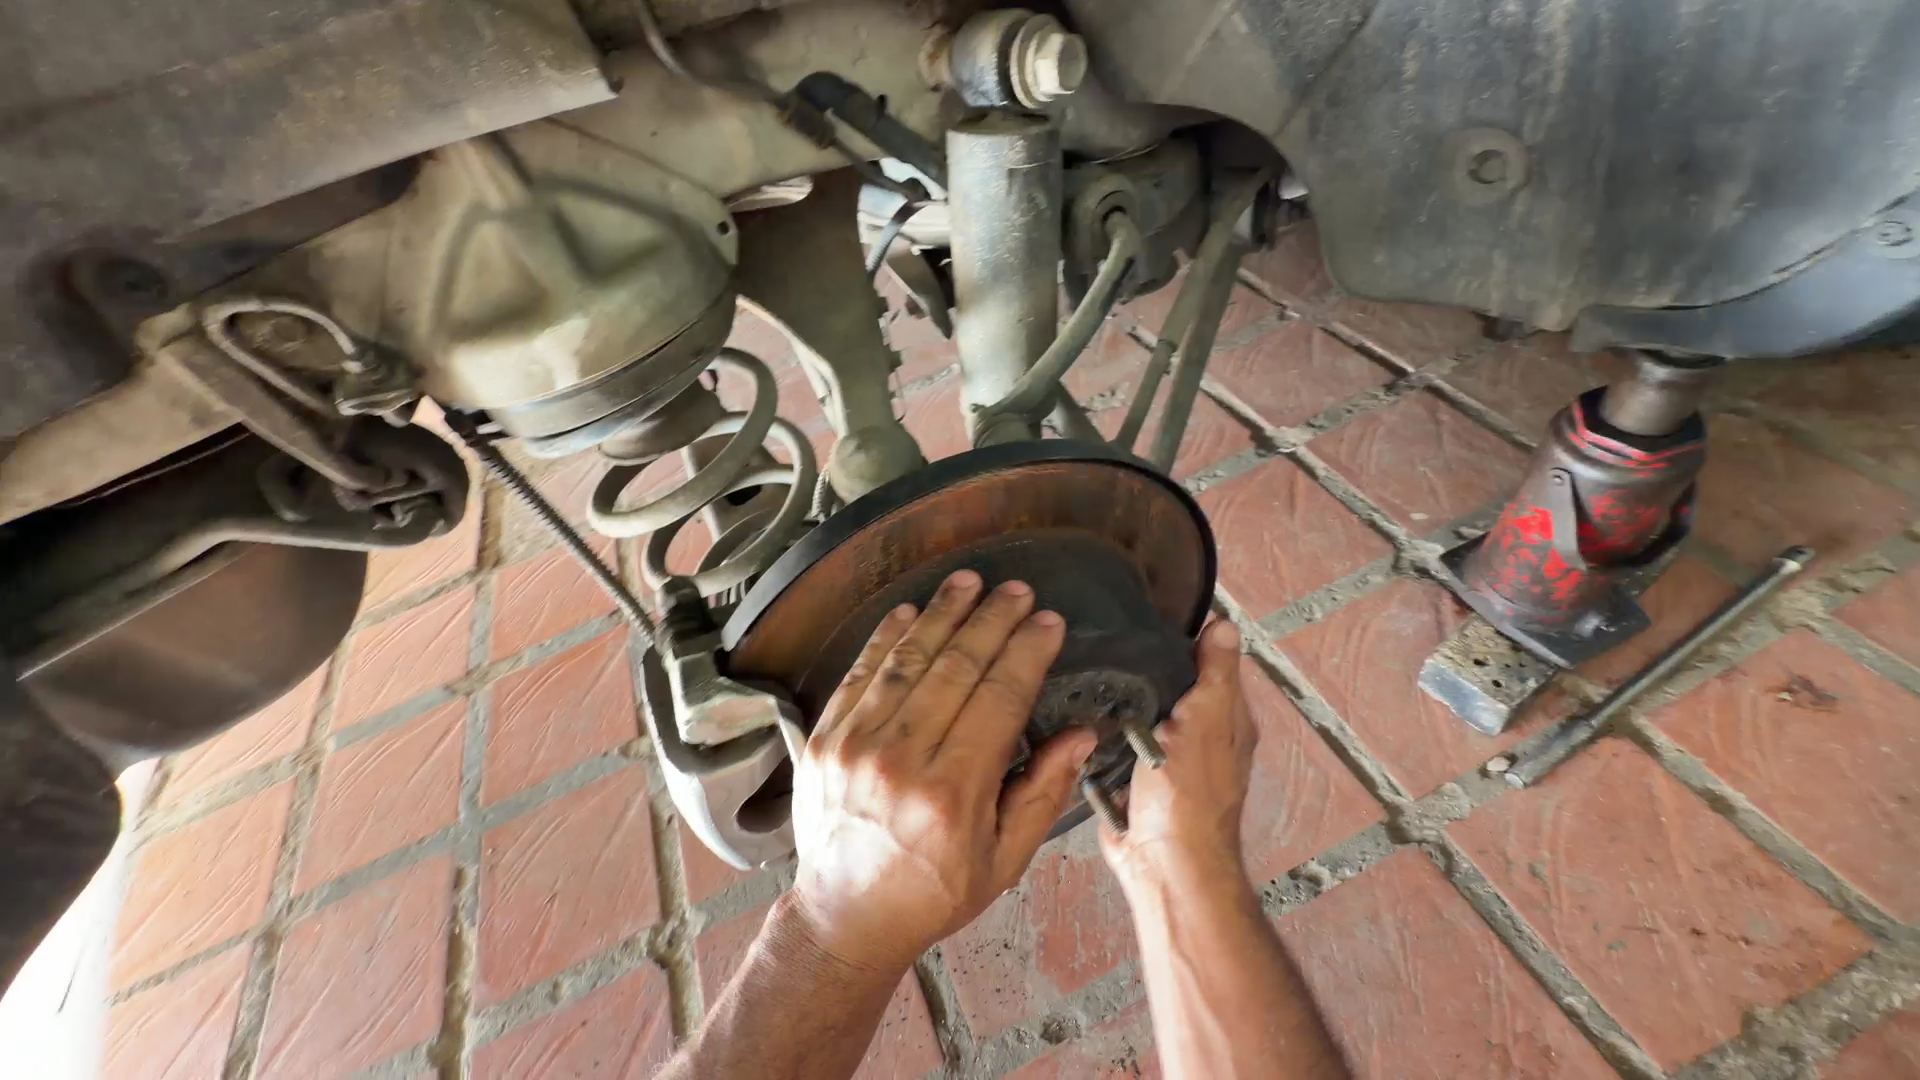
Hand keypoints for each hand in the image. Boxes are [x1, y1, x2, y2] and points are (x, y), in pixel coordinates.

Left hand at [787, 570, 1099, 974]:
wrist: (845, 915)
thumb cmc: (933, 892)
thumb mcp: (1003, 860)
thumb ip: (1043, 794)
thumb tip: (1080, 735)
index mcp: (952, 793)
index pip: (999, 698)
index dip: (1027, 653)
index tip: (1048, 622)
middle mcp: (901, 760)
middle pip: (955, 668)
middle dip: (992, 621)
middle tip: (1016, 591)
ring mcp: (855, 745)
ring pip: (908, 660)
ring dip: (942, 614)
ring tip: (969, 582)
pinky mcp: (824, 738)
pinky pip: (859, 673)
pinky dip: (886, 637)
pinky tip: (910, 609)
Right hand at [1100, 621, 1257, 892]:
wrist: (1160, 860)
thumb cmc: (1188, 789)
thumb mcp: (1207, 722)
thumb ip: (1214, 675)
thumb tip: (1226, 623)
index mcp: (1226, 719)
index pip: (1211, 663)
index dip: (1185, 638)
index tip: (1143, 612)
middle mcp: (1198, 734)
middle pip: (1170, 686)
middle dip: (1141, 664)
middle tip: (1099, 635)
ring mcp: (1162, 757)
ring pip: (1139, 711)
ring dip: (1116, 694)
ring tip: (1081, 660)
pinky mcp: (1129, 775)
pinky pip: (1114, 739)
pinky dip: (1101, 726)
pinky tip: (1074, 705)